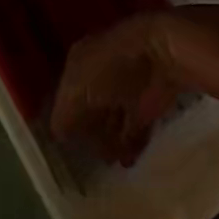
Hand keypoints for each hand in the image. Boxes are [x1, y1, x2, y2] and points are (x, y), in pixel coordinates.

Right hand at [52, 12, 186, 165]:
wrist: (160, 57)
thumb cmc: (110, 68)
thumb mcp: (76, 89)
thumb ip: (63, 114)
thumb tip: (58, 134)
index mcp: (78, 63)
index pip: (66, 95)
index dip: (65, 117)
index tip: (66, 142)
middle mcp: (99, 74)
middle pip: (89, 109)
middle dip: (89, 132)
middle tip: (88, 156)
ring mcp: (124, 89)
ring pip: (111, 120)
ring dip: (109, 142)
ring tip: (109, 161)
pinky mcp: (148, 104)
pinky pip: (134, 128)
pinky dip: (130, 144)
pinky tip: (126, 159)